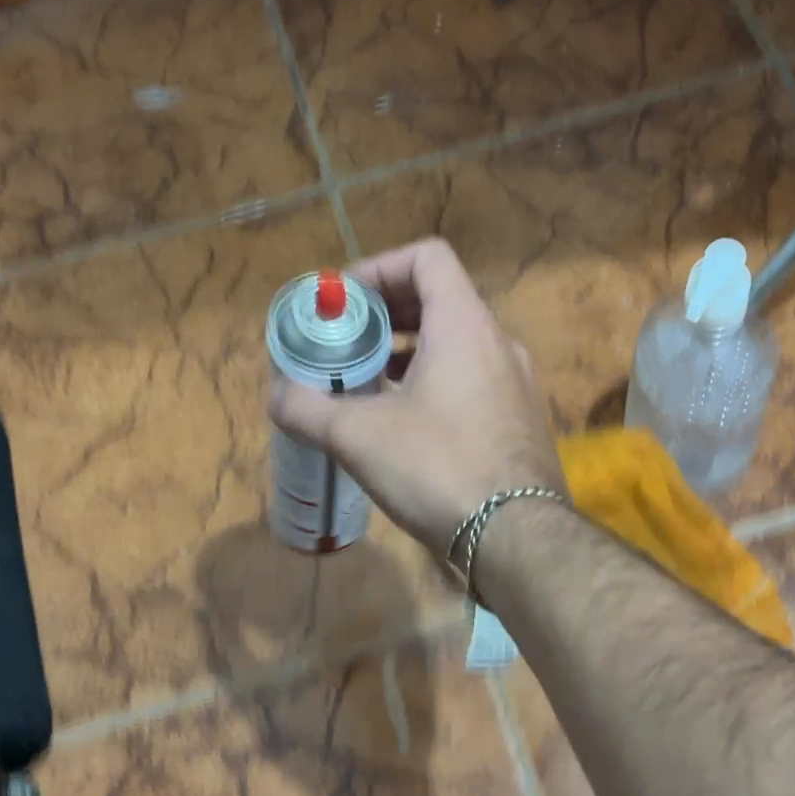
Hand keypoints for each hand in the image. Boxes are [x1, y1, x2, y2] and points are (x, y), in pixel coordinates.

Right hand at [268, 238, 565, 555]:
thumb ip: (307, 409)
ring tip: (367, 377)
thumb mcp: (358, 437)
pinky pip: (473, 376)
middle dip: (386, 310)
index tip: (345, 301)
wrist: (518, 538)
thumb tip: (275, 395)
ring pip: (457, 340)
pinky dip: (434, 378)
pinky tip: (403, 419)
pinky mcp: (520, 417)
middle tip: (346, 337)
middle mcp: (497, 341)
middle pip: (440, 297)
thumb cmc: (437, 468)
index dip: (379, 267)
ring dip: (409, 347)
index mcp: (464, 325)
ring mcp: (516, 381)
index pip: (427, 257)